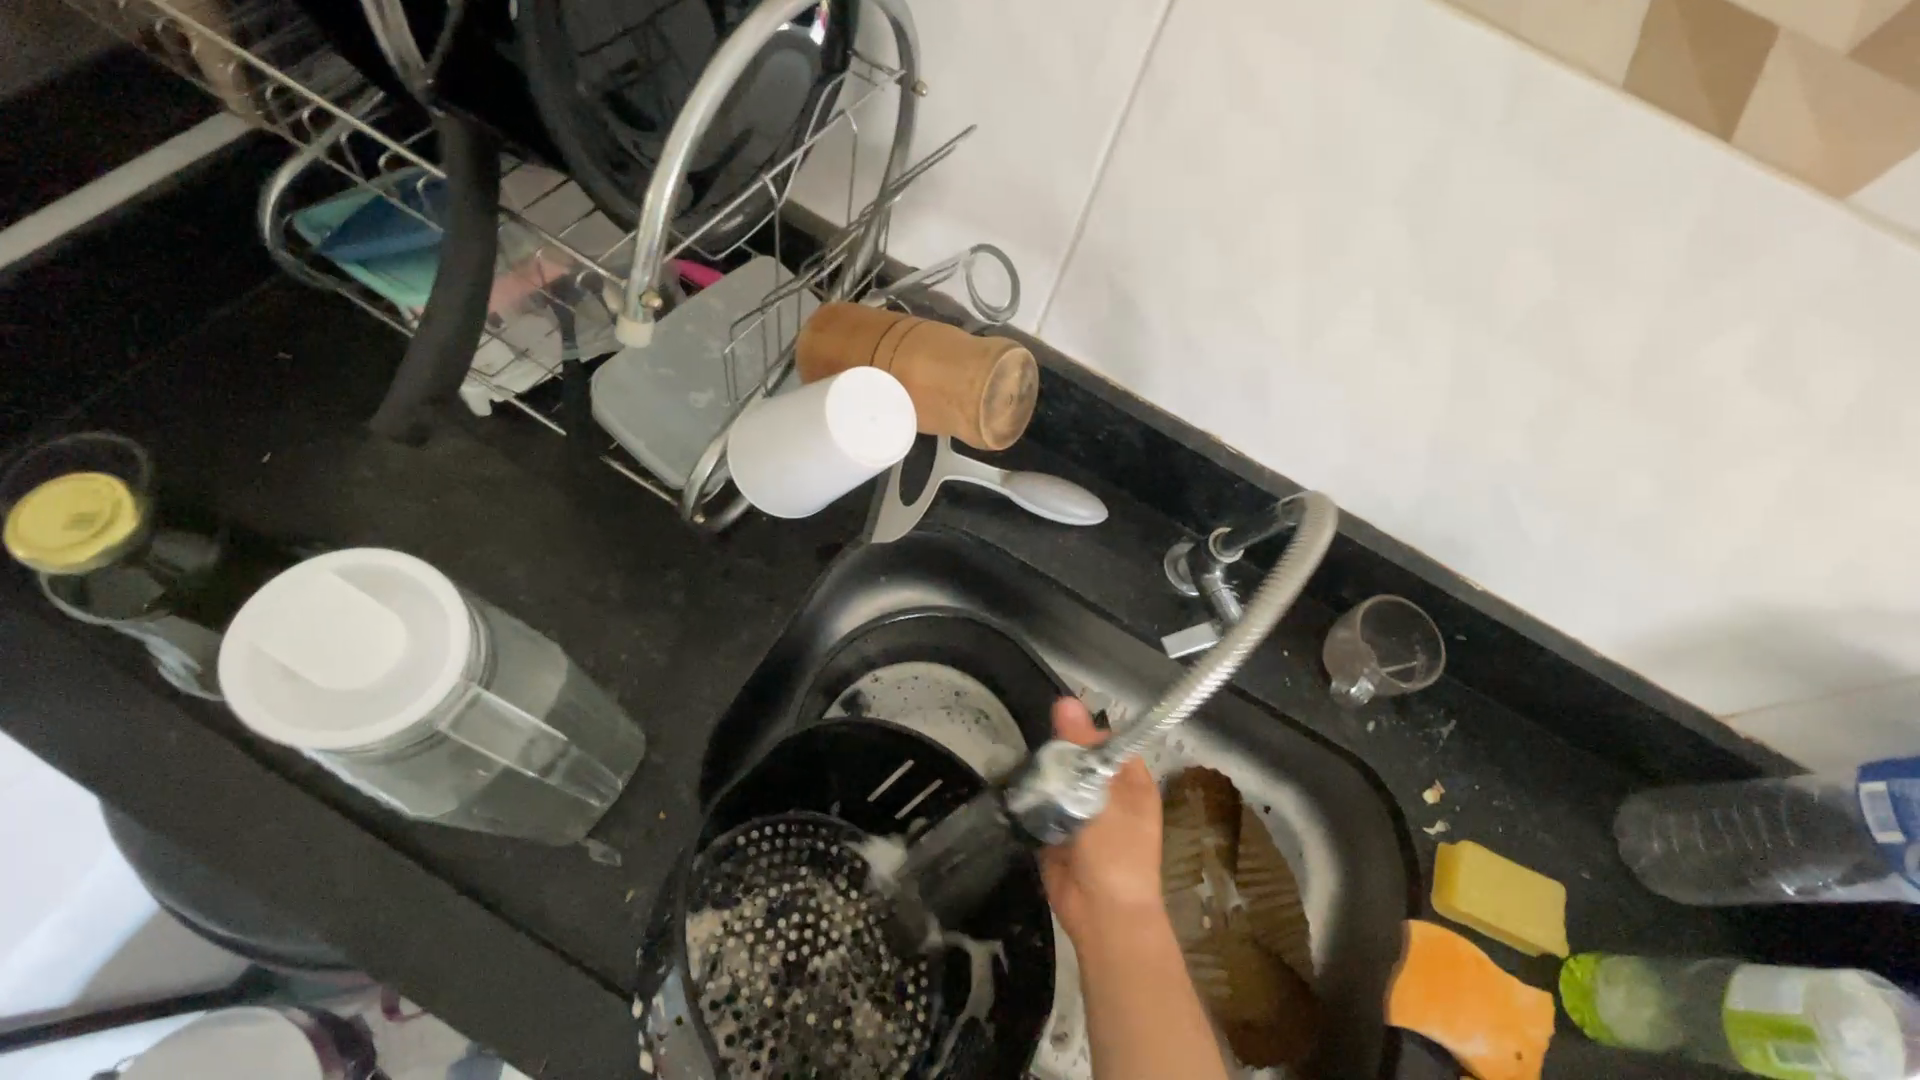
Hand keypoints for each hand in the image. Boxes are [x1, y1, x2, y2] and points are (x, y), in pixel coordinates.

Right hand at [1038, 697, 1166, 945]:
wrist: (1102, 917)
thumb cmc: (1117, 855)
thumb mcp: (1101, 797)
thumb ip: (1080, 752)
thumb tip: (1065, 700)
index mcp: (1130, 782)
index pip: (1105, 742)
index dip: (1083, 734)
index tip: (1057, 730)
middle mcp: (1105, 793)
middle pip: (1075, 759)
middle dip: (1054, 756)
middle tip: (1034, 753)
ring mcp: (1079, 814)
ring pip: (1054, 781)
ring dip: (1038, 777)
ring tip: (1018, 767)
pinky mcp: (1054, 832)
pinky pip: (1039, 807)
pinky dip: (1027, 801)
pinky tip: (1011, 790)